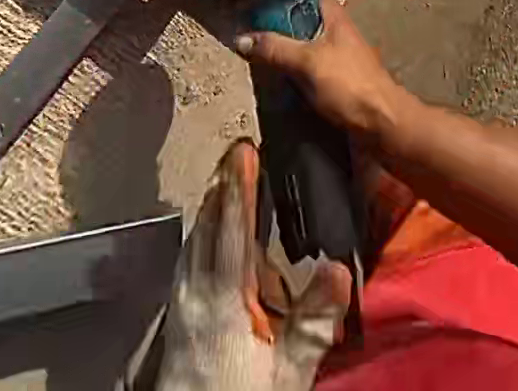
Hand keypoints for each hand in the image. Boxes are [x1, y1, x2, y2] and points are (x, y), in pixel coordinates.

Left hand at [156, 141, 350, 390]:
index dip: (239, 185)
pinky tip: (213, 229)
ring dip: (212, 201)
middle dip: (222, 182)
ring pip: (195, 234)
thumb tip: (341, 268)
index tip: (246, 150)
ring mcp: (180, 299)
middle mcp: (194, 289)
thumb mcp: (287, 377)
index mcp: (221, 298)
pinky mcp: (176, 311)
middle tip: (238, 150)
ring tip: (229, 176)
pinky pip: (189, 253)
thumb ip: (313, 323)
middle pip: (206, 221)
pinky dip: (203, 228)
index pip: (231, 227)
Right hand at [234, 0, 413, 145]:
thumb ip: (275, 48)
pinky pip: (306, 71)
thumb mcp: (307, 62)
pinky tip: (274, 79)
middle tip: (249, 25)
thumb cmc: (351, 85)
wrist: (382, 126)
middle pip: (302, 19)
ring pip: (303, 46)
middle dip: (277, 22)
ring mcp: (337, 58)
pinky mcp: (335, 83)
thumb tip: (243, 39)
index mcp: (335, 17)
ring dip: (283, 50)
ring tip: (255, 52)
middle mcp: (336, 33)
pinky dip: (290, 72)